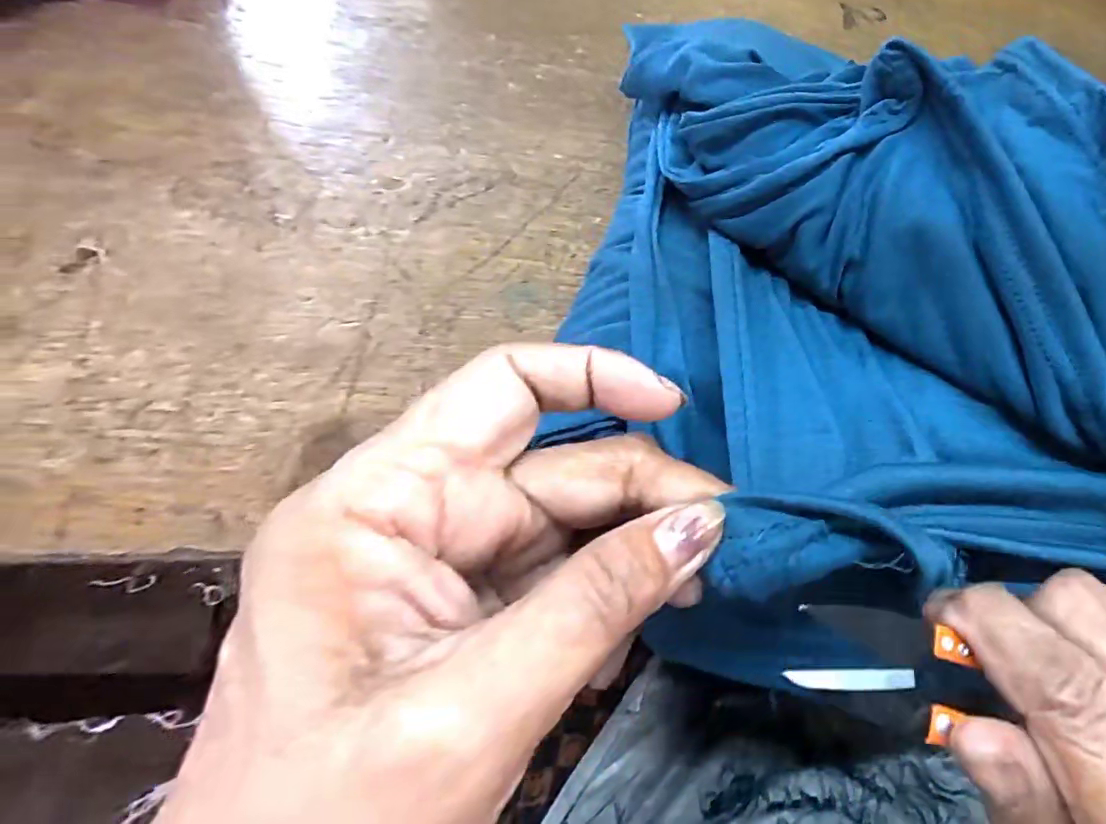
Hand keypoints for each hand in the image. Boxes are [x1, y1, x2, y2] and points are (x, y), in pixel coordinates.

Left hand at [158, 345, 730, 823]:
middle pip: (569, 462)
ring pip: (587, 515)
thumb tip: (706, 521)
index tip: (674, 405)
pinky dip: (620, 590)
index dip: (595, 376)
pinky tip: (631, 638)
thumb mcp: (474, 708)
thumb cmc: (335, 822)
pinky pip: (580, 565)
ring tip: (691, 593)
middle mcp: (421, 513)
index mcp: (380, 505)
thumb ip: (600, 600)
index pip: (503, 388)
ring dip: (645, 548)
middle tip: (719, 539)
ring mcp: (457, 558)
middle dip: (649, 495)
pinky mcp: (487, 600)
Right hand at [930, 571, 1105, 823]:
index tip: (942, 612)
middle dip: (1018, 615)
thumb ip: (1026, 807)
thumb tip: (965, 722)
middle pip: (1090, 618)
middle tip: (980, 653)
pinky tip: (1096, 688)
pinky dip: (1098, 641)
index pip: (1075, 694)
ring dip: (1056, 623)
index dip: (1000, 634)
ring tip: (1035, 671)